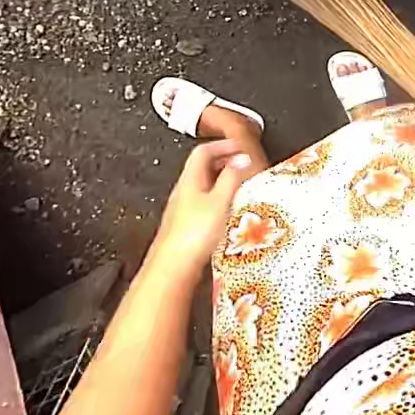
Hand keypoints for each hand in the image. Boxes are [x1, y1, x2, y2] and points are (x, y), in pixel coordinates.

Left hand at [148, 138, 256, 274]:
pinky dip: (217, 198)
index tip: (239, 146)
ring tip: (238, 184)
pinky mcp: (186, 225)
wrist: (172, 268)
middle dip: (223, 160)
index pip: (203, 151)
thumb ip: (231, 178)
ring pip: (203, 185)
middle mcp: (183, 191)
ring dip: (221, 180)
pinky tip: (227, 210)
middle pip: (202, 166)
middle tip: (241, 163)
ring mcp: (182, 208)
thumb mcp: (219, 201)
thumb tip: (242, 159)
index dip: (222, 145)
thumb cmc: (192, 235)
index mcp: (190, 180)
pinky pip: (203, 203)